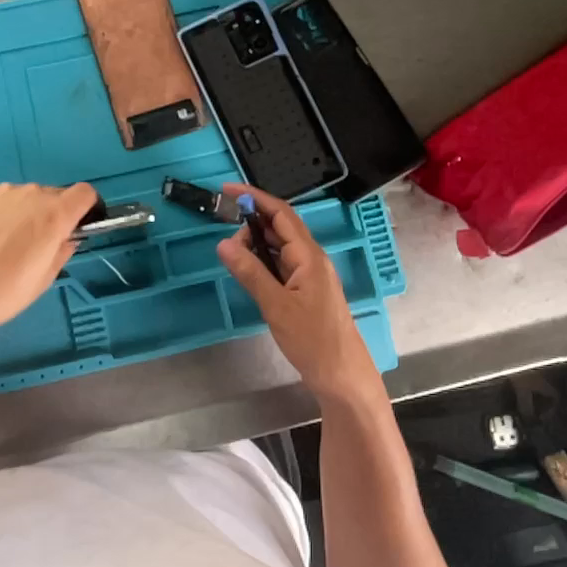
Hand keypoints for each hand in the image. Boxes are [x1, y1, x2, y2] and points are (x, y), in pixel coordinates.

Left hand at [0, 182, 99, 344]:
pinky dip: (10, 212)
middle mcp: (32, 195)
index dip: (88, 207)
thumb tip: (68, 237)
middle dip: (58, 213)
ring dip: (33, 212)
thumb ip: (63, 249)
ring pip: (30, 196)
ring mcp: (4, 194)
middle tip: (46, 243)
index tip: (82, 226)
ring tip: (16, 243)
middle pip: (57, 194)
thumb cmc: (7, 292)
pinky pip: (7, 200)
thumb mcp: (46, 278)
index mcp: (54, 214)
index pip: (85, 193)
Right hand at [217, 184, 383, 406]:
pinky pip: (283, 265)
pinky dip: (264, 262)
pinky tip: (249, 272)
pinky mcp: (307, 291)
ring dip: (256, 245)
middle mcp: (312, 259)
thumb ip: (250, 272)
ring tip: (234, 257)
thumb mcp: (275, 306)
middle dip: (251, 225)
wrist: (343, 377)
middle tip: (227, 242)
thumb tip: (224, 243)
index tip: (227, 189)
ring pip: (280, 247)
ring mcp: (311, 276)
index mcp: (309, 256)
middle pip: (280, 228)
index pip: (280, 214)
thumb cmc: (313, 341)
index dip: (254, 197)